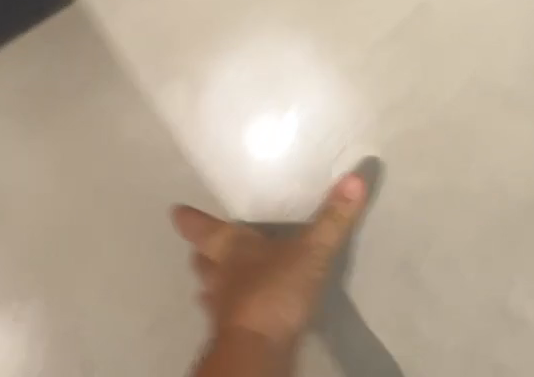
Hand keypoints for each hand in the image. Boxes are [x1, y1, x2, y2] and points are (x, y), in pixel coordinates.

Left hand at [172, 173, 369, 346]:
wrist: (256, 356)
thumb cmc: (274, 293)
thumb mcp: (312, 251)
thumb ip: (333, 217)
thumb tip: (356, 176)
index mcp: (231, 250)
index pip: (204, 230)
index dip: (192, 221)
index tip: (176, 211)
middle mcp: (220, 278)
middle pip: (204, 263)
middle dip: (202, 254)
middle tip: (201, 248)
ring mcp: (223, 312)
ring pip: (211, 292)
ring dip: (214, 285)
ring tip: (218, 282)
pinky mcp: (234, 338)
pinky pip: (228, 318)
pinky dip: (232, 312)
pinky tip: (243, 314)